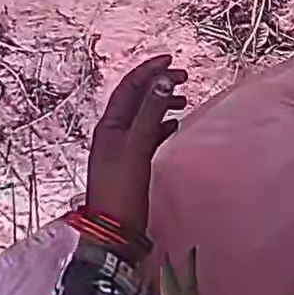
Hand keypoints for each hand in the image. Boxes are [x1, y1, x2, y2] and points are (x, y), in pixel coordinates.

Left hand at [85, 54, 186, 235]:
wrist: (114, 234)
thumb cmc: (122, 190)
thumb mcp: (138, 147)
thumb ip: (150, 113)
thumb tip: (163, 80)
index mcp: (110, 124)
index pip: (129, 86)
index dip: (148, 70)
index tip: (170, 60)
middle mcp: (113, 131)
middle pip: (136, 98)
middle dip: (158, 84)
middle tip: (182, 78)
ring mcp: (122, 147)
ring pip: (143, 115)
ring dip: (161, 103)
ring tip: (183, 100)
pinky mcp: (132, 162)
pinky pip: (148, 134)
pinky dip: (162, 125)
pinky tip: (175, 125)